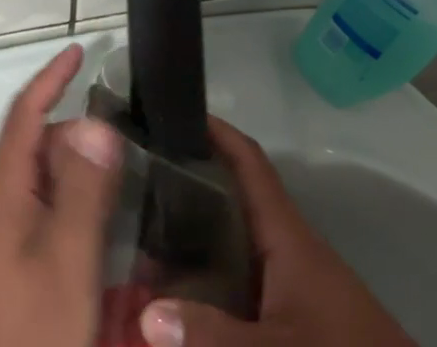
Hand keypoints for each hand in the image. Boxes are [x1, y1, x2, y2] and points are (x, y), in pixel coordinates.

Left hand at [0, 44, 123, 346]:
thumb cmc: (27, 327)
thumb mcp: (67, 260)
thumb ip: (83, 190)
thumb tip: (94, 122)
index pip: (25, 112)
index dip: (52, 76)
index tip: (80, 48)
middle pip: (34, 146)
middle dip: (77, 137)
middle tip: (130, 148)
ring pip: (35, 181)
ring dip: (74, 175)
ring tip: (122, 188)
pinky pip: (30, 210)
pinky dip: (63, 204)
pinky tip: (94, 230)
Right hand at [140, 119, 414, 346]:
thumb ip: (213, 333)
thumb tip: (146, 314)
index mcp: (289, 238)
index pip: (250, 164)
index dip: (216, 132)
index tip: (174, 112)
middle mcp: (290, 249)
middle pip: (234, 199)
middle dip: (188, 186)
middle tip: (138, 182)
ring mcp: (295, 281)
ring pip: (236, 241)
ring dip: (196, 234)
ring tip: (146, 233)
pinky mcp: (299, 310)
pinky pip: (243, 277)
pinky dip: (211, 273)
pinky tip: (183, 290)